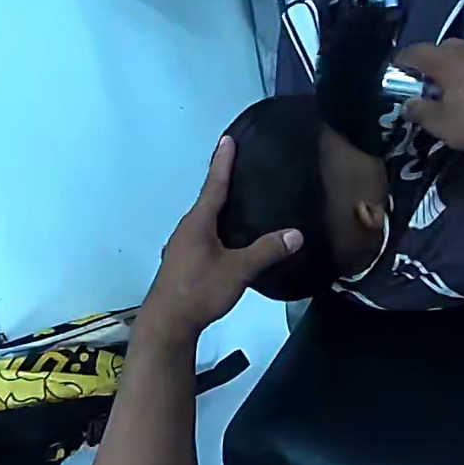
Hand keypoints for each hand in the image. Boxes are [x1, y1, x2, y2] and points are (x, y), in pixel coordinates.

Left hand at [138, 137, 301, 340]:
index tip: (228, 140)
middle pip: (207, 201)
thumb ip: (266, 251)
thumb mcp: (238, 270)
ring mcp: (182, 248)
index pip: (214, 185)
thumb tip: (296, 234)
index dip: (222, 162)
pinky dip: (217, 230)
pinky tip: (229, 241)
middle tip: (239, 168)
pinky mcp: (183, 264)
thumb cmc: (199, 290)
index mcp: (198, 223)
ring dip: (219, 210)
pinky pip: (203, 237)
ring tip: (239, 204)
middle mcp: (187, 230)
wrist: (167, 324)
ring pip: (204, 221)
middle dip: (222, 184)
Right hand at [396, 40, 463, 160]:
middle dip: (431, 60)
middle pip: (443, 47)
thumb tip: (409, 105)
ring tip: (451, 82)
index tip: (396, 70)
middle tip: (425, 79)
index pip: (417, 52)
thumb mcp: (440, 123)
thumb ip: (419, 110)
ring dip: (455, 63)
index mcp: (449, 60)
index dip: (403, 60)